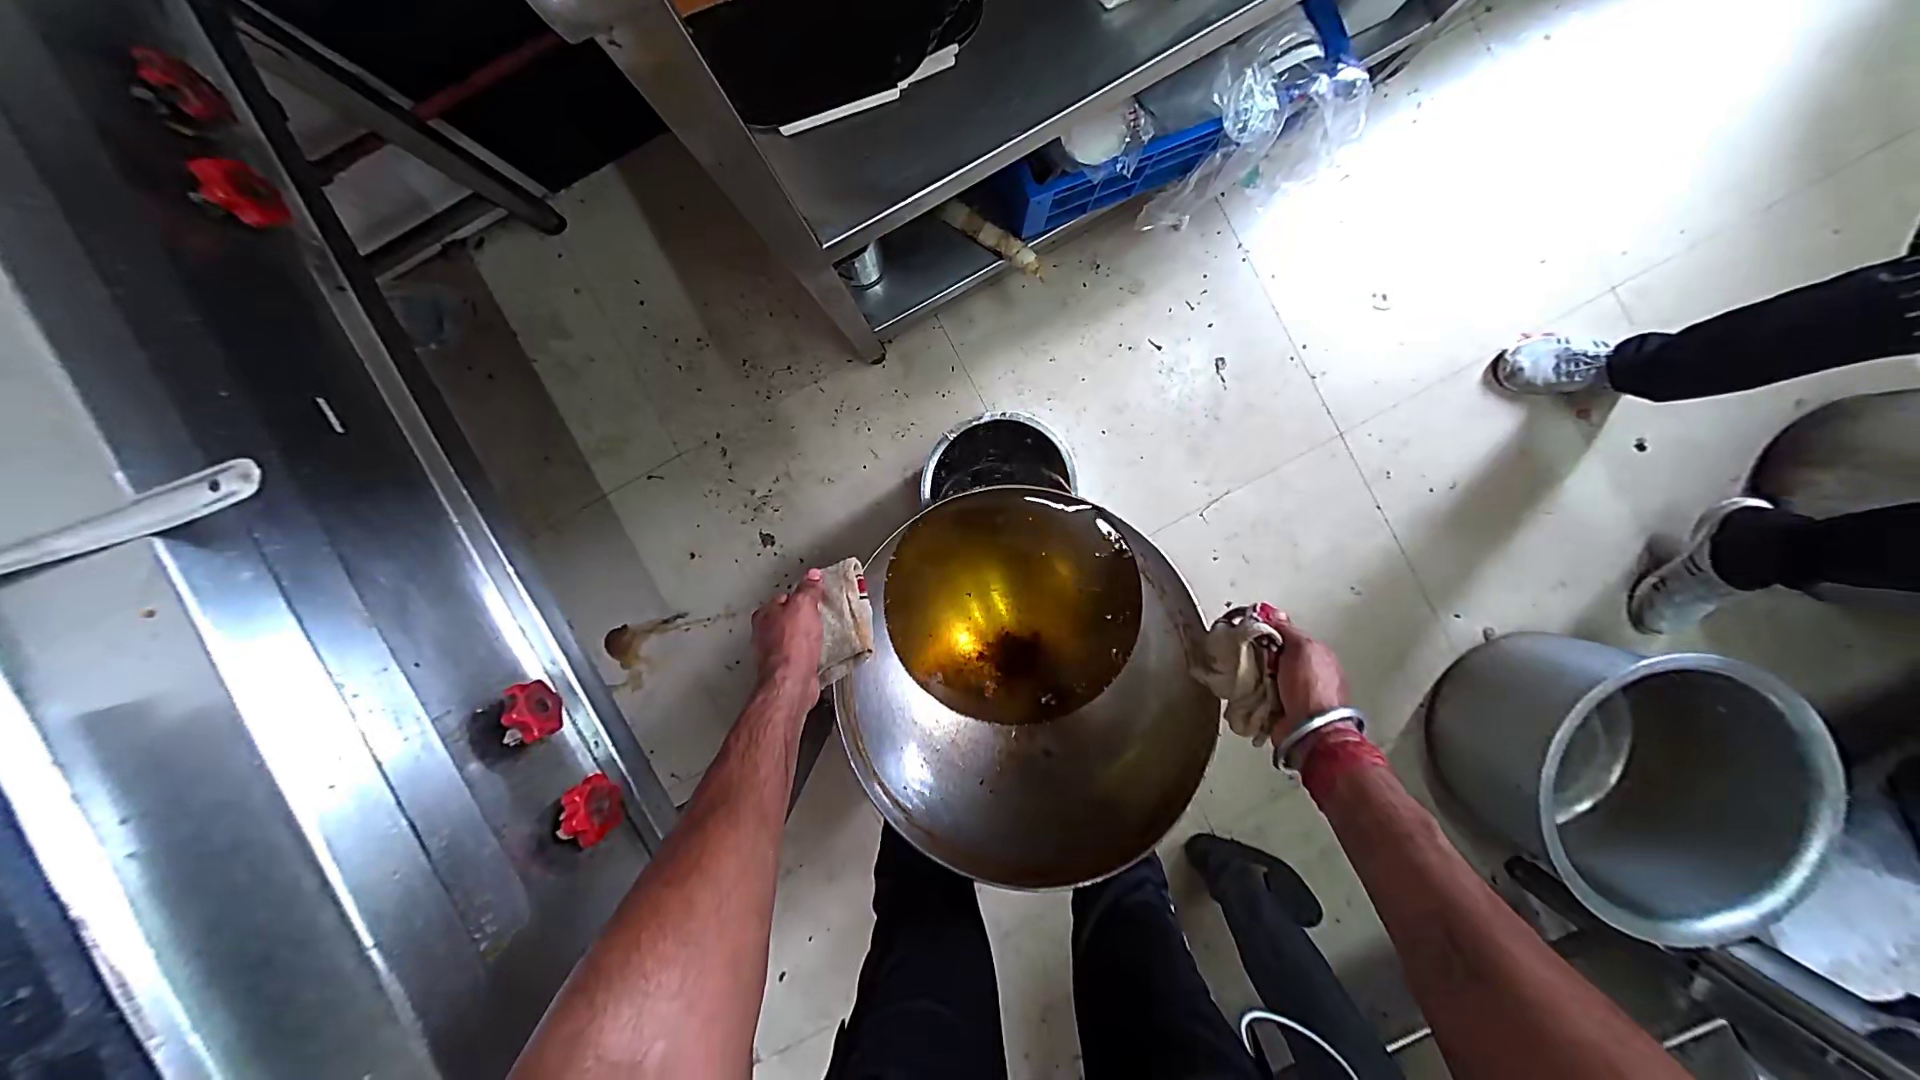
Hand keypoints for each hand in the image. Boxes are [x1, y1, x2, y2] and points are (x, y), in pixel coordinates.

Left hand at [752, 569, 824, 694]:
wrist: (793, 681)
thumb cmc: (793, 644)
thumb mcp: (804, 606)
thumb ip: (808, 589)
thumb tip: (813, 575)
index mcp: (765, 614)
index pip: (784, 597)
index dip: (802, 595)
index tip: (816, 595)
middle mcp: (765, 633)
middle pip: (788, 617)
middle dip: (804, 617)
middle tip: (821, 615)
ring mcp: (774, 652)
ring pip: (794, 637)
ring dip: (808, 636)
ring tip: (822, 634)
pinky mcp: (786, 668)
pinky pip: (800, 654)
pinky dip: (810, 652)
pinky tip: (819, 652)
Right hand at [1253, 606, 1351, 737]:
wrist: (1309, 730)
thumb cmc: (1312, 689)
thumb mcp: (1302, 647)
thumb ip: (1287, 629)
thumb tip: (1275, 614)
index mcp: (1317, 654)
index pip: (1286, 634)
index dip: (1267, 631)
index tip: (1249, 629)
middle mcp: (1307, 673)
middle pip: (1272, 654)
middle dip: (1257, 653)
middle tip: (1245, 652)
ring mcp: (1293, 692)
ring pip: (1263, 674)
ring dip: (1252, 673)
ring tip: (1243, 671)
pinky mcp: (1280, 708)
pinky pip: (1258, 693)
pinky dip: (1251, 690)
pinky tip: (1245, 687)